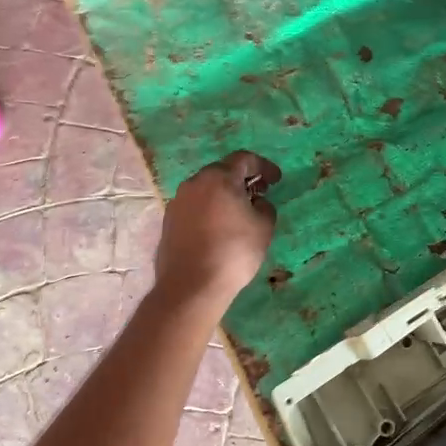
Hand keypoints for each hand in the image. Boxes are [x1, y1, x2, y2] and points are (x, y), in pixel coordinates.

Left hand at [154, 151, 281, 308]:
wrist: (191, 286)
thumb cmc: (233, 252)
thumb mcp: (264, 227)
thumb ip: (265, 206)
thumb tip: (256, 203)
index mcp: (219, 178)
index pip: (244, 159)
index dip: (264, 167)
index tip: (276, 180)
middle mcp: (194, 183)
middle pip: (222, 171)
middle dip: (243, 179)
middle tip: (259, 194)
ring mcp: (177, 202)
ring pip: (206, 190)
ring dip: (224, 195)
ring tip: (240, 213)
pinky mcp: (169, 222)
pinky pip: (195, 207)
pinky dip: (210, 209)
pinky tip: (219, 229)